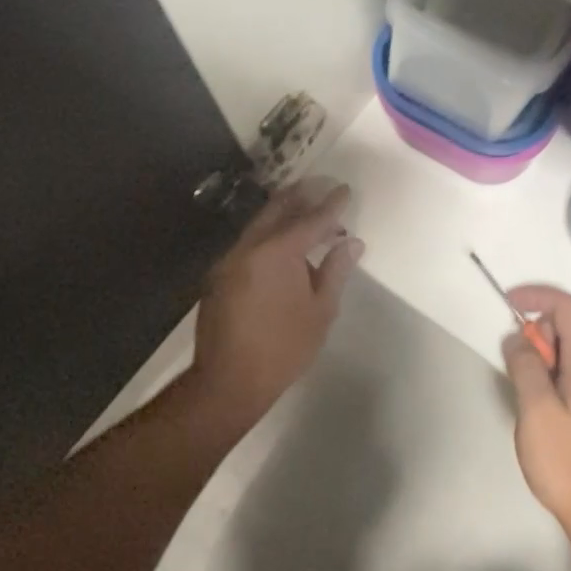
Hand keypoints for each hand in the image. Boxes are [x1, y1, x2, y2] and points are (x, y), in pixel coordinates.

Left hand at [188, 180, 361, 425]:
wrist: (228, 381)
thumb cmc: (283, 348)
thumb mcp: (321, 310)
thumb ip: (336, 271)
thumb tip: (351, 243)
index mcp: (278, 252)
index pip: (311, 219)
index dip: (331, 205)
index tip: (345, 190)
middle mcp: (250, 247)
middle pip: (278, 210)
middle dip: (301, 197)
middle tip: (321, 188)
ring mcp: (229, 260)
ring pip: (259, 225)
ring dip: (283, 216)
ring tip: (305, 214)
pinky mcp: (219, 276)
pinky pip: (249, 244)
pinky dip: (268, 236)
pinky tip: (282, 248)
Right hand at [501, 286, 570, 545]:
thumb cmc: (567, 464)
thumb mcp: (535, 412)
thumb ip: (526, 367)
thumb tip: (519, 337)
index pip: (570, 307)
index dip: (539, 296)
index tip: (509, 305)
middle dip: (547, 319)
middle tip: (519, 347)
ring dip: (555, 342)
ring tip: (529, 372)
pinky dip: (564, 362)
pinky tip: (547, 392)